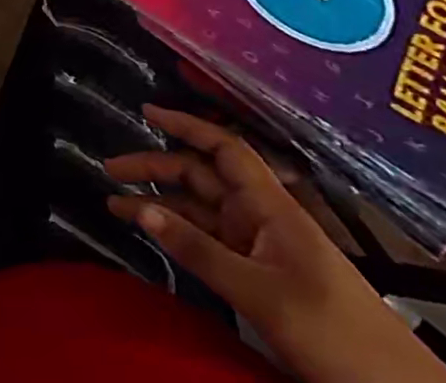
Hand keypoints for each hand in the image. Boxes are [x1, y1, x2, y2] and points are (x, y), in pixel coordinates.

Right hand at [106, 106, 445, 382]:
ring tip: (116, 206)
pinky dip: (180, 234)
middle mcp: (262, 217)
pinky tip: (154, 235)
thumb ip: (198, 250)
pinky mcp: (261, 275)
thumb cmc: (334, 333)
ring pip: (202, 210)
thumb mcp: (260, 294)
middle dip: (157, 168)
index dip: (186, 125)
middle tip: (111, 171)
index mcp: (270, 207)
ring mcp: (261, 246)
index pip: (223, 149)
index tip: (147, 112)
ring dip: (161, 204)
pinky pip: (211, 241)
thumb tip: (141, 209)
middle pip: (203, 177)